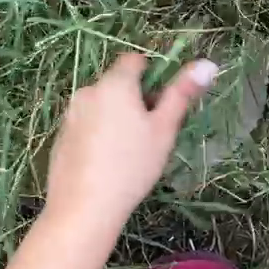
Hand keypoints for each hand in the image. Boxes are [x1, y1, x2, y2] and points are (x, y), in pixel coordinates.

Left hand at [43, 54, 217, 229]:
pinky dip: (98, 134)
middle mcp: (88, 90)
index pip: (135, 60)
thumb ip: (182, 93)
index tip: (160, 105)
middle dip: (135, 99)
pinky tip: (106, 163)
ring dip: (116, 116)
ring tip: (128, 152)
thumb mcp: (164, 129)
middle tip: (149, 133)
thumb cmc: (131, 165)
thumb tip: (208, 63)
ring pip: (101, 105)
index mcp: (114, 83)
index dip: (152, 76)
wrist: (83, 207)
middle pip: (117, 83)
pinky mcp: (61, 136)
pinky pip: (86, 124)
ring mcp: (70, 114)